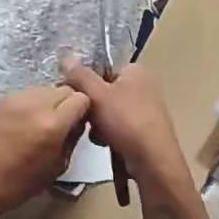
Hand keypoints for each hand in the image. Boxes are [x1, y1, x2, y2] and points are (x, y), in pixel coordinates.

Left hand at [0, 86, 90, 216]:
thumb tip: (80, 120)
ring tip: (45, 120)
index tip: (79, 123)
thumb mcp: (59, 165)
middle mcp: (37, 105)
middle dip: (69, 103)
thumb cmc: (22, 182)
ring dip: (52, 101)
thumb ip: (73, 137)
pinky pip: (30, 93)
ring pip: (47, 88)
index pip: (81, 99)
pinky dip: (35, 102)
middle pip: (65, 89)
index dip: (84, 110)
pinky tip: (28, 120)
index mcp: (53, 124)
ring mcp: (19, 99)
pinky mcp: (5, 99)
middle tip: (64, 122)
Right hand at [60, 60, 186, 189]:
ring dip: (98, 123)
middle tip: (87, 118)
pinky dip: (110, 134)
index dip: (86, 81)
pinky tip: (106, 144)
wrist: (152, 161)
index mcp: (136, 70)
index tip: (74, 95)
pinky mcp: (144, 129)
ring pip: (109, 110)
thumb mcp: (98, 95)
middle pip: (104, 90)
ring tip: (98, 135)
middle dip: (92, 106)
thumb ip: (80, 76)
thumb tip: (66, 58)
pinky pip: (118, 126)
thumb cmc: (126, 121)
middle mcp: (143, 85)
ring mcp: (146, 108)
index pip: (102, 68)